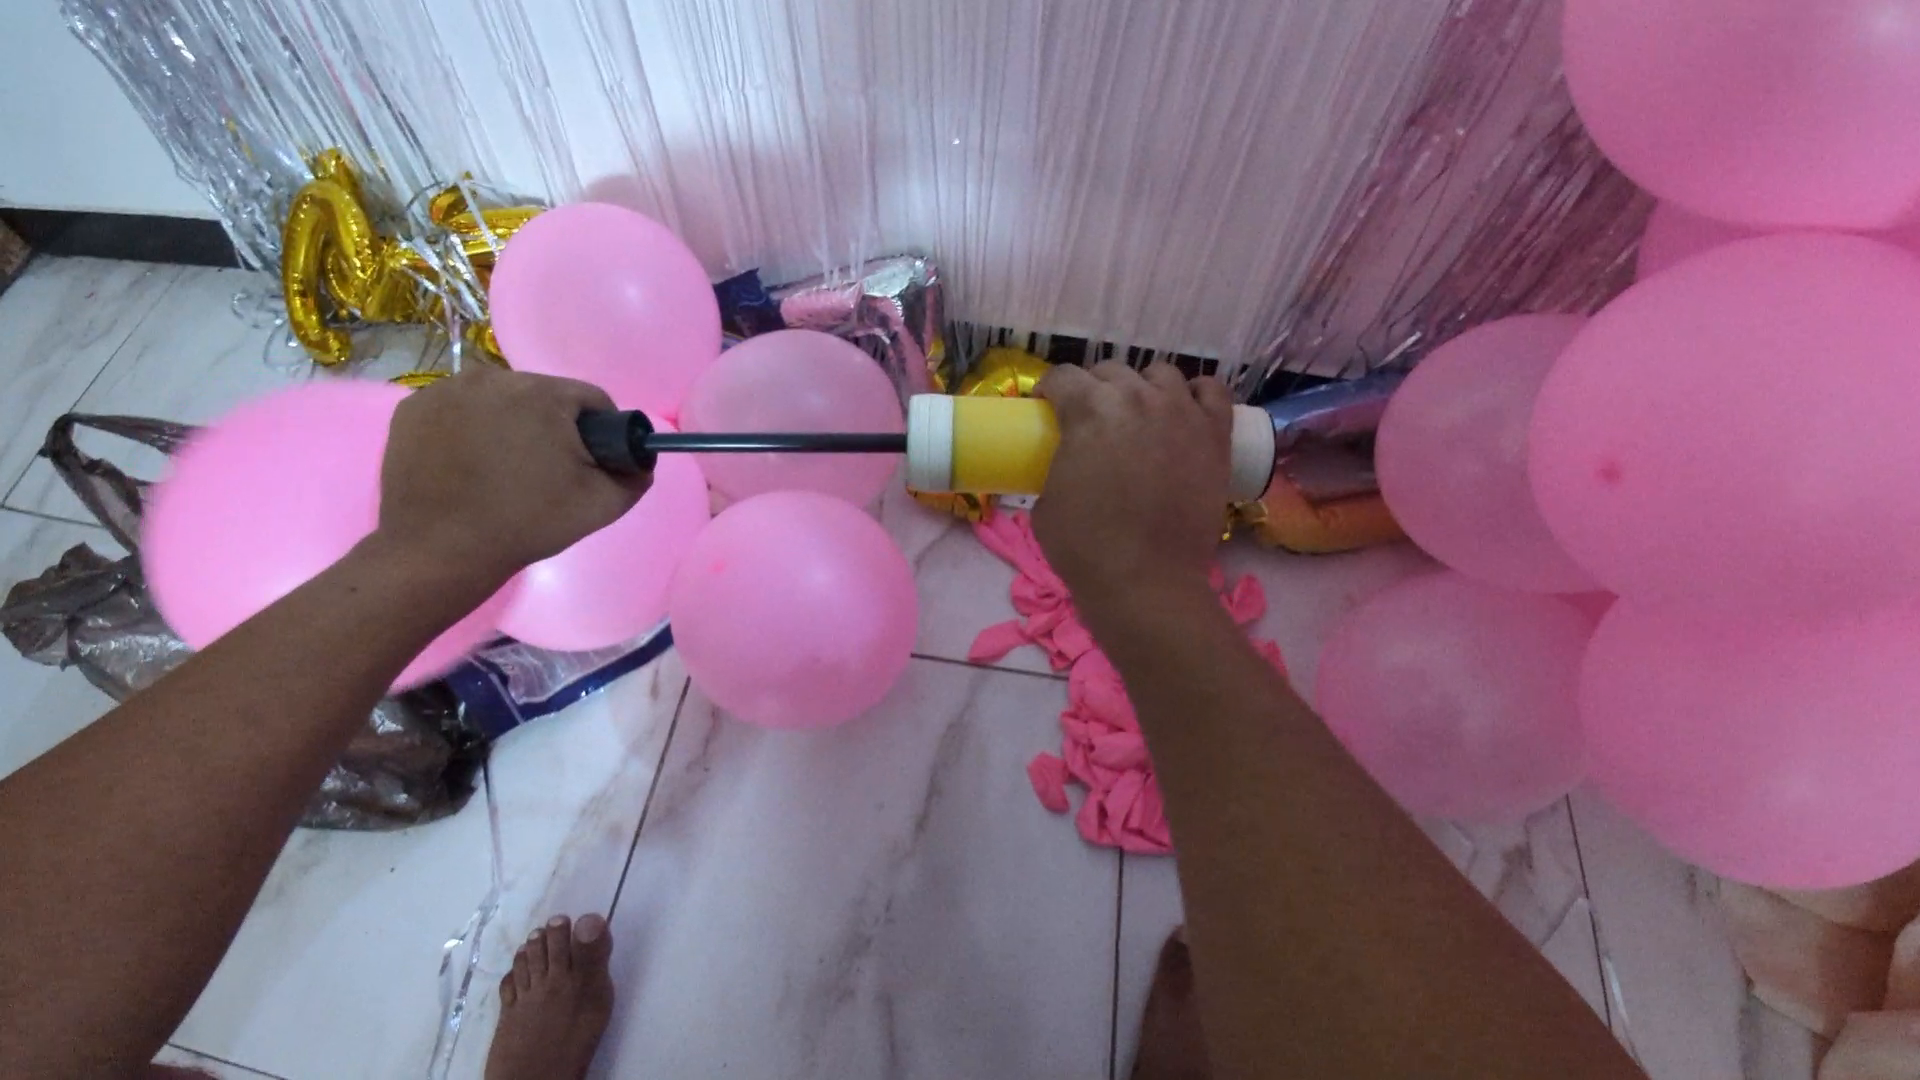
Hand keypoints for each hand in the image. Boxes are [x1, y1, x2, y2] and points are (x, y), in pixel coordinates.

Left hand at [375, 365, 647, 584]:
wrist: (439, 550)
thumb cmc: (528, 523)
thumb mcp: (603, 505)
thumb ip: (635, 476)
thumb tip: (640, 461)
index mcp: (543, 394)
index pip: (592, 400)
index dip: (600, 431)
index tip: (591, 463)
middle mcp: (492, 377)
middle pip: (544, 395)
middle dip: (554, 426)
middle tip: (548, 471)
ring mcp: (445, 390)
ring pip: (501, 400)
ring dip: (512, 424)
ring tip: (506, 469)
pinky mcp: (413, 408)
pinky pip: (462, 409)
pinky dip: (472, 429)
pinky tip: (471, 465)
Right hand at [1032, 361, 1231, 622]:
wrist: (1145, 580)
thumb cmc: (1084, 547)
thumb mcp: (1045, 502)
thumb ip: (1057, 466)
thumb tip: (1068, 464)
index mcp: (1088, 409)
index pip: (1062, 377)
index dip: (1048, 390)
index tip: (1047, 408)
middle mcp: (1137, 398)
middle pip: (1110, 372)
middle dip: (1093, 389)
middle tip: (1090, 421)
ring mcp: (1181, 412)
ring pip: (1160, 374)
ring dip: (1142, 388)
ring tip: (1139, 415)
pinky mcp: (1215, 433)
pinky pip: (1211, 391)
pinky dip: (1195, 395)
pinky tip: (1184, 411)